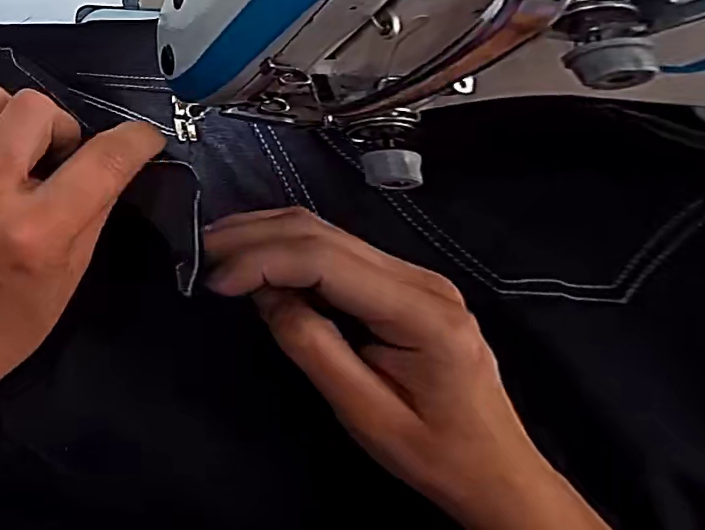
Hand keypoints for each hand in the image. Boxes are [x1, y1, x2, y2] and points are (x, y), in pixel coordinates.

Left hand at [0, 83, 166, 403]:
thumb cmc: (16, 315)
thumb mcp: (76, 268)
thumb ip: (100, 202)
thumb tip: (122, 153)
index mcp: (35, 232)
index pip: (100, 161)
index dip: (135, 140)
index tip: (145, 138)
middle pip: (37, 107)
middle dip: (63, 126)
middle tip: (60, 159)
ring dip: (20, 117)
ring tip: (23, 152)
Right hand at [205, 208, 607, 529]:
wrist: (502, 474)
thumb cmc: (438, 456)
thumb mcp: (367, 416)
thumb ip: (311, 346)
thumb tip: (263, 292)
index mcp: (421, 313)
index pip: (325, 260)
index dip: (262, 260)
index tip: (216, 279)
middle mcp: (418, 276)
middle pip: (320, 232)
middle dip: (254, 235)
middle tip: (202, 248)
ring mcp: (411, 271)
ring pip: (322, 229)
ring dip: (264, 232)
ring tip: (218, 245)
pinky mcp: (399, 276)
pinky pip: (332, 245)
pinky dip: (285, 245)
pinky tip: (256, 254)